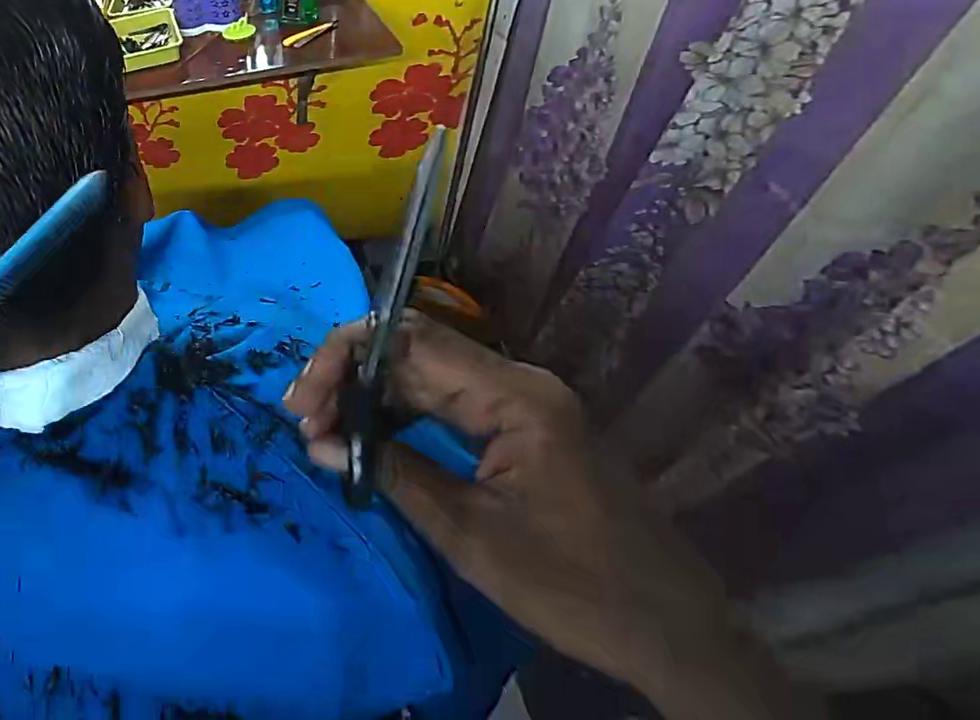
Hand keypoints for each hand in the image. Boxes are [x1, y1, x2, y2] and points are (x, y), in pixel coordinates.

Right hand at [284, 312, 821, 719]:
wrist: (678, 636)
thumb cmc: (576, 588)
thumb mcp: (468, 535)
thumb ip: (388, 473)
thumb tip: (313, 441)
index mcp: (515, 397)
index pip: (409, 342)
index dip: (345, 357)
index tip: (303, 398)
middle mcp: (517, 380)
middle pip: (411, 348)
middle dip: (348, 374)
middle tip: (301, 413)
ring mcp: (520, 398)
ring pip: (421, 370)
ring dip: (366, 391)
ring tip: (319, 423)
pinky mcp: (518, 420)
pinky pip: (442, 396)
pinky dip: (396, 410)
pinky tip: (363, 431)